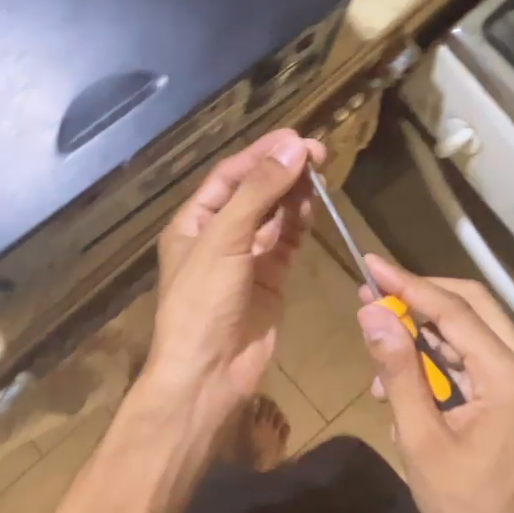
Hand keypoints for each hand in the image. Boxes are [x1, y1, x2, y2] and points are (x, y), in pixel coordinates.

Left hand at [135, 129, 325, 434]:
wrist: (208, 373)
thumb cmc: (202, 302)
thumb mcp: (224, 240)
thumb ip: (258, 193)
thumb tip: (292, 148)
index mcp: (193, 222)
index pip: (230, 176)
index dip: (262, 154)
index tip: (297, 138)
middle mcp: (218, 235)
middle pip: (254, 192)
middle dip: (283, 171)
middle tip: (319, 153)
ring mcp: (245, 258)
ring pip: (273, 216)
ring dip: (294, 195)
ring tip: (320, 173)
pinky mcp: (269, 280)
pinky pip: (286, 243)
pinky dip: (299, 224)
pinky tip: (313, 207)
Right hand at [355, 256, 513, 512]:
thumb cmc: (465, 508)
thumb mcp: (421, 440)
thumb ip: (398, 371)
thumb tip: (372, 313)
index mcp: (510, 379)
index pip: (454, 312)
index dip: (408, 285)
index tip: (370, 264)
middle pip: (473, 306)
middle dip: (421, 295)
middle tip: (373, 293)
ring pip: (474, 330)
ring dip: (427, 331)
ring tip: (379, 349)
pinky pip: (477, 358)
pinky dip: (440, 358)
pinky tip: (403, 381)